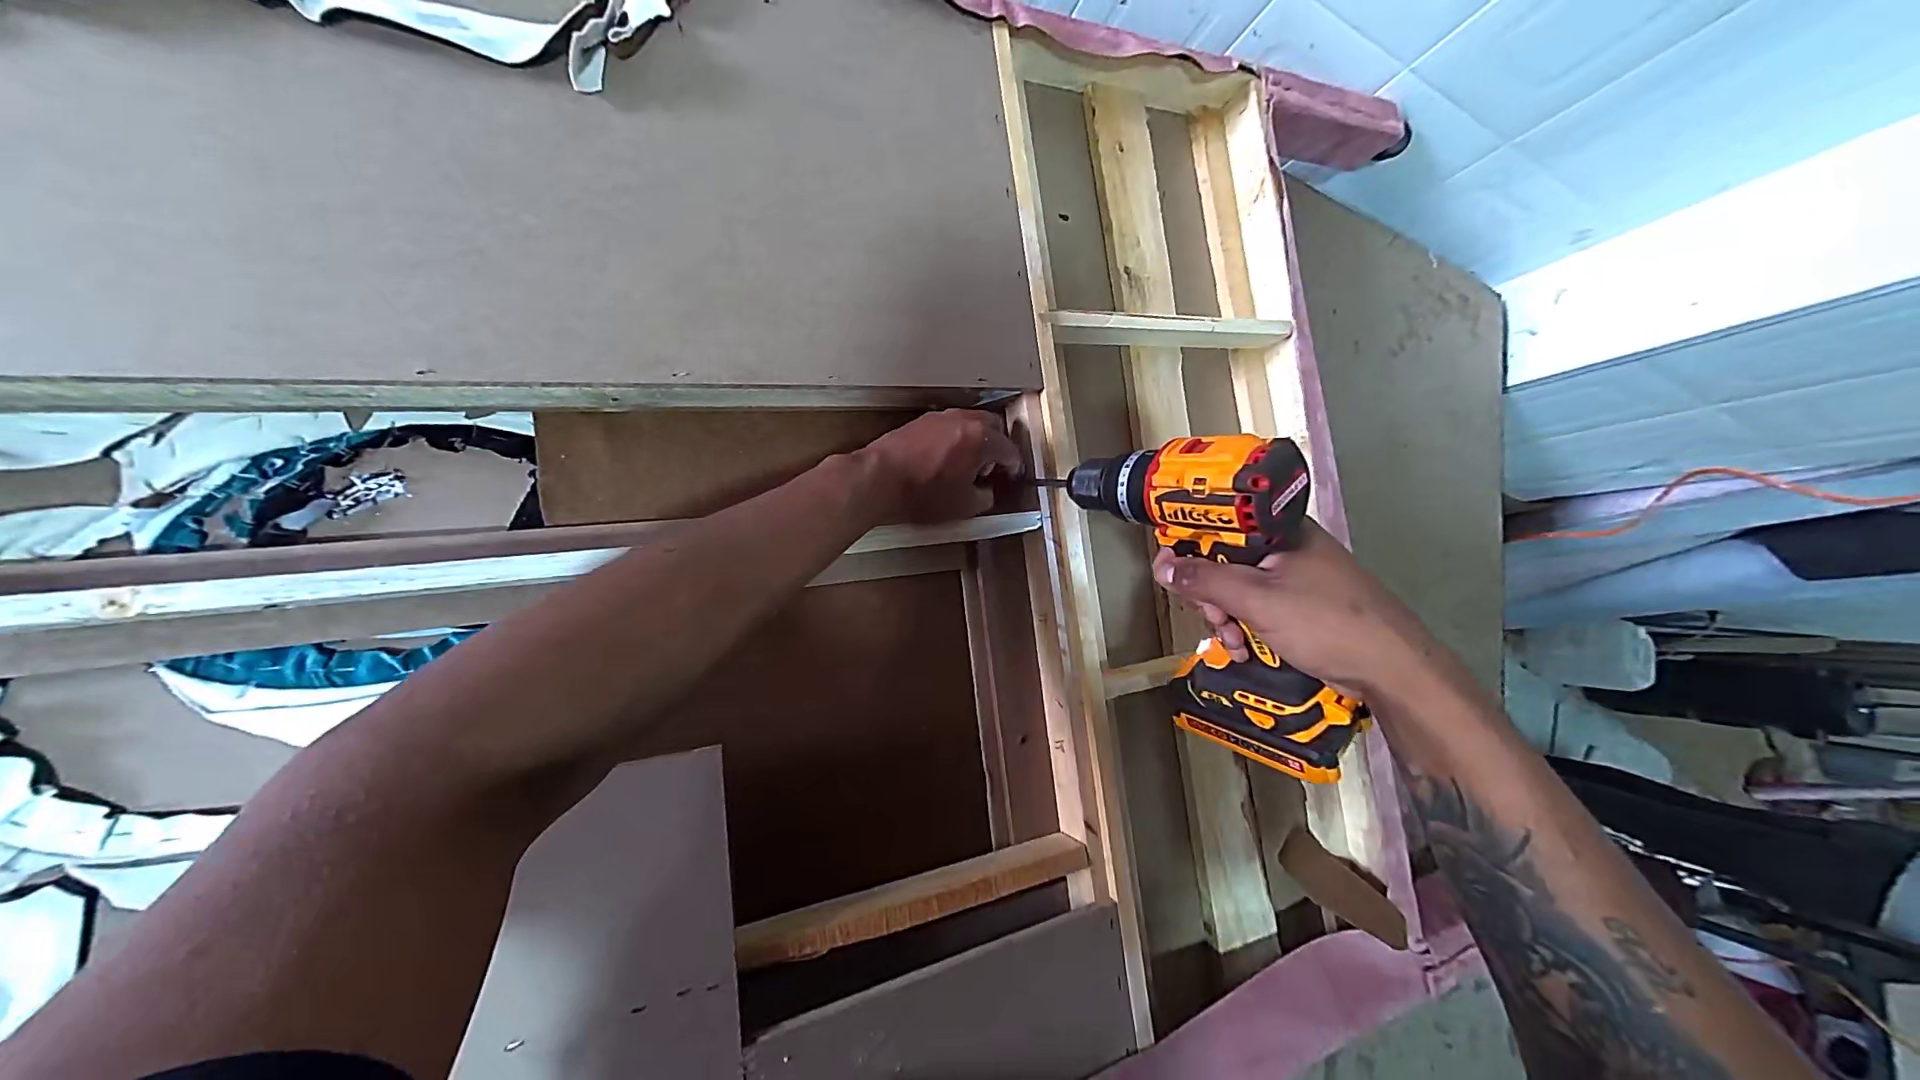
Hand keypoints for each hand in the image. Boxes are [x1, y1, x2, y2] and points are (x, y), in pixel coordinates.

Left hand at [857, 409, 1022, 522]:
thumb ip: (985, 496)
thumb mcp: (963, 506)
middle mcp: (963, 420)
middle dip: (998, 447)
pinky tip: (946, 459)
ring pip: (970, 423)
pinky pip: (949, 426)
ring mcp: (940, 417)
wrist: (878, 480)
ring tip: (968, 465)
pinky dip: (955, 439)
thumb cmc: (921, 493)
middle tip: (993, 469)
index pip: (1010, 450)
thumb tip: (986, 491)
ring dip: (976, 440)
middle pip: (994, 428)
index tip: (1013, 475)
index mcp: (981, 439)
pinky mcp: (921, 421)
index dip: (1014, 466)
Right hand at [1152, 518, 1441, 699]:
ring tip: (1233, 640)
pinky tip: (1245, 648)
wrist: (1391, 671)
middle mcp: (1286, 547)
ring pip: (1236, 587)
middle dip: (1209, 593)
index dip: (1190, 543)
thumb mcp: (1256, 600)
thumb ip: (1205, 579)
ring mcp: (1294, 578)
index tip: (1170, 568)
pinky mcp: (1299, 605)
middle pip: (1223, 559)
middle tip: (1212, 616)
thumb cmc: (1328, 624)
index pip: (1219, 523)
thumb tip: (1163, 565)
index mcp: (1280, 530)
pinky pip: (1255, 607)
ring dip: (1225, 615)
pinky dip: (1244, 626)